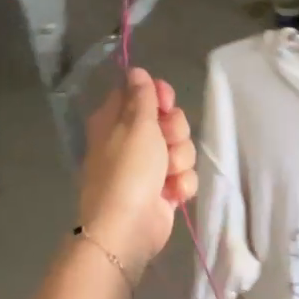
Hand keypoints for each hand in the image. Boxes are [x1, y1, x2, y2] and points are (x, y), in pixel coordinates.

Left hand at [78, 68, 196, 276]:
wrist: (127, 227)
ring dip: (180, 160)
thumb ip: (141, 96)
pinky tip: (172, 193)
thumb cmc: (128, 170)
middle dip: (175, 131)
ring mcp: (148, 167)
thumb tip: (136, 71)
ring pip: (181, 148)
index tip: (167, 102)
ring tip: (167, 175)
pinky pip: (184, 175)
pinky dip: (181, 184)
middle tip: (166, 142)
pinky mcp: (163, 190)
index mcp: (115, 121)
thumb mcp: (136, 125)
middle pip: (168, 120)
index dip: (158, 95)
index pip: (140, 93)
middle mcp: (131, 141)